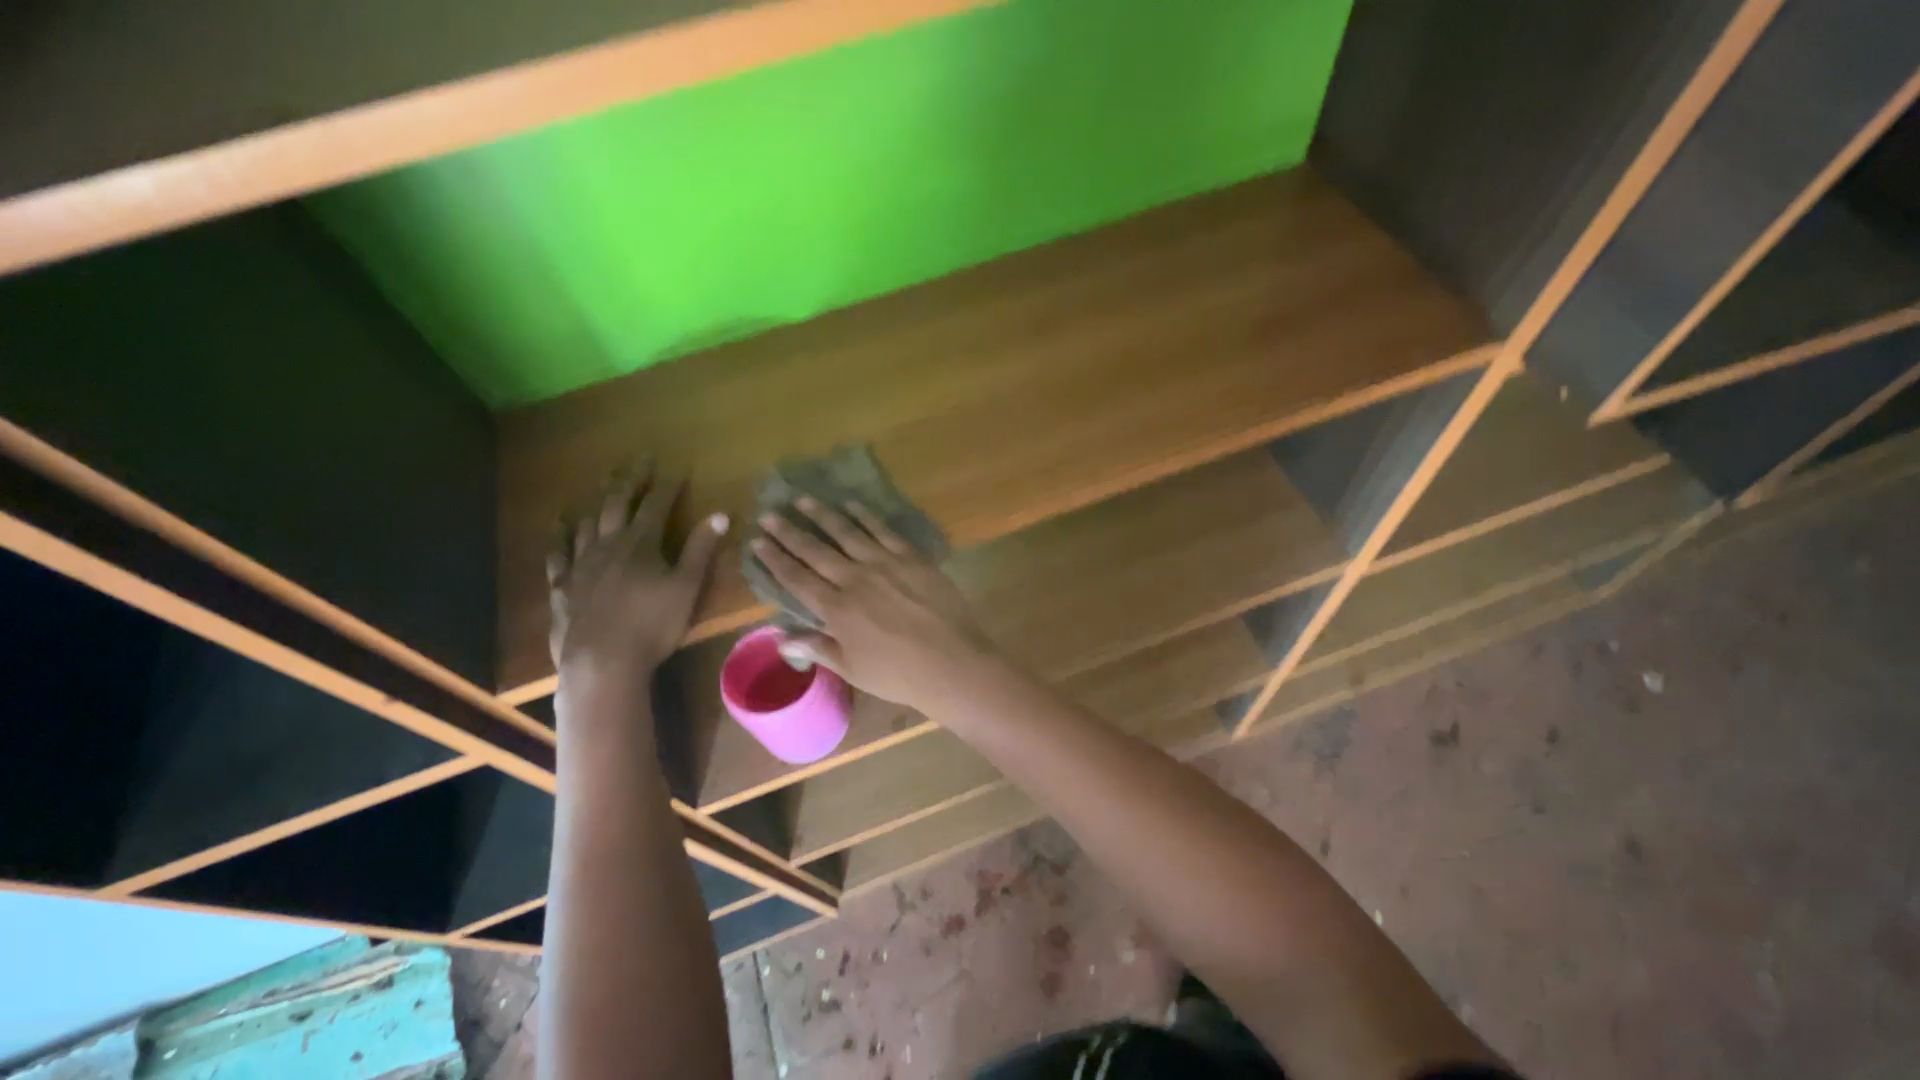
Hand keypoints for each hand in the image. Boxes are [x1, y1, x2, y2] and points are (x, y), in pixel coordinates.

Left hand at [549, 462, 726, 685]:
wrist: (602, 661)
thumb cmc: (652, 627)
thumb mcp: (686, 589)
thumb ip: (699, 550)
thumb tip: (719, 515)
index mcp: (642, 544)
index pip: (656, 506)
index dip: (667, 486)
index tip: (677, 468)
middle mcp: (608, 544)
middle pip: (618, 504)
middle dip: (631, 480)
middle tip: (638, 460)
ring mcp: (581, 564)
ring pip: (588, 522)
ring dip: (598, 500)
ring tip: (604, 484)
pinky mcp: (562, 585)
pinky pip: (557, 551)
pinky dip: (559, 533)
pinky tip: (560, 522)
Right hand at [752, 498, 1004, 715]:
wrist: (952, 662)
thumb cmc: (899, 675)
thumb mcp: (852, 669)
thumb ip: (818, 649)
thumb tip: (783, 640)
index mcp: (836, 609)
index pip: (797, 579)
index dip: (775, 560)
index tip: (758, 542)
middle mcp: (854, 579)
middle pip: (815, 551)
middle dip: (788, 532)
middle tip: (769, 514)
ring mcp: (884, 564)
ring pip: (846, 533)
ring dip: (822, 515)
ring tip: (802, 500)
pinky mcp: (911, 557)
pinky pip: (883, 530)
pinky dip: (865, 516)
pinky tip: (851, 505)